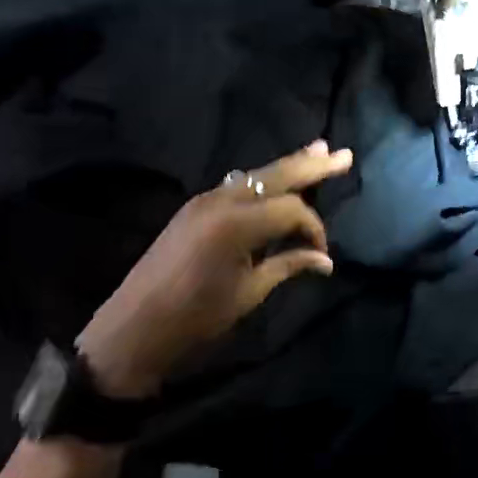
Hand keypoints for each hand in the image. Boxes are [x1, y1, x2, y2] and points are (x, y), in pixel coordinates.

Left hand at [76, 141, 353, 398]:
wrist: (134, 327)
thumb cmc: (196, 316)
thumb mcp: (249, 293)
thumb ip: (288, 266)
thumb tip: (325, 260)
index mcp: (237, 223)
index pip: (292, 209)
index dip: (314, 228)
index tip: (321, 253)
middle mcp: (221, 201)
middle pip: (276, 174)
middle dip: (311, 164)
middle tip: (342, 154)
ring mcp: (204, 201)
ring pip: (255, 174)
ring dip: (287, 166)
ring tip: (318, 151)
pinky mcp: (194, 209)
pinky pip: (237, 184)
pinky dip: (263, 179)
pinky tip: (276, 177)